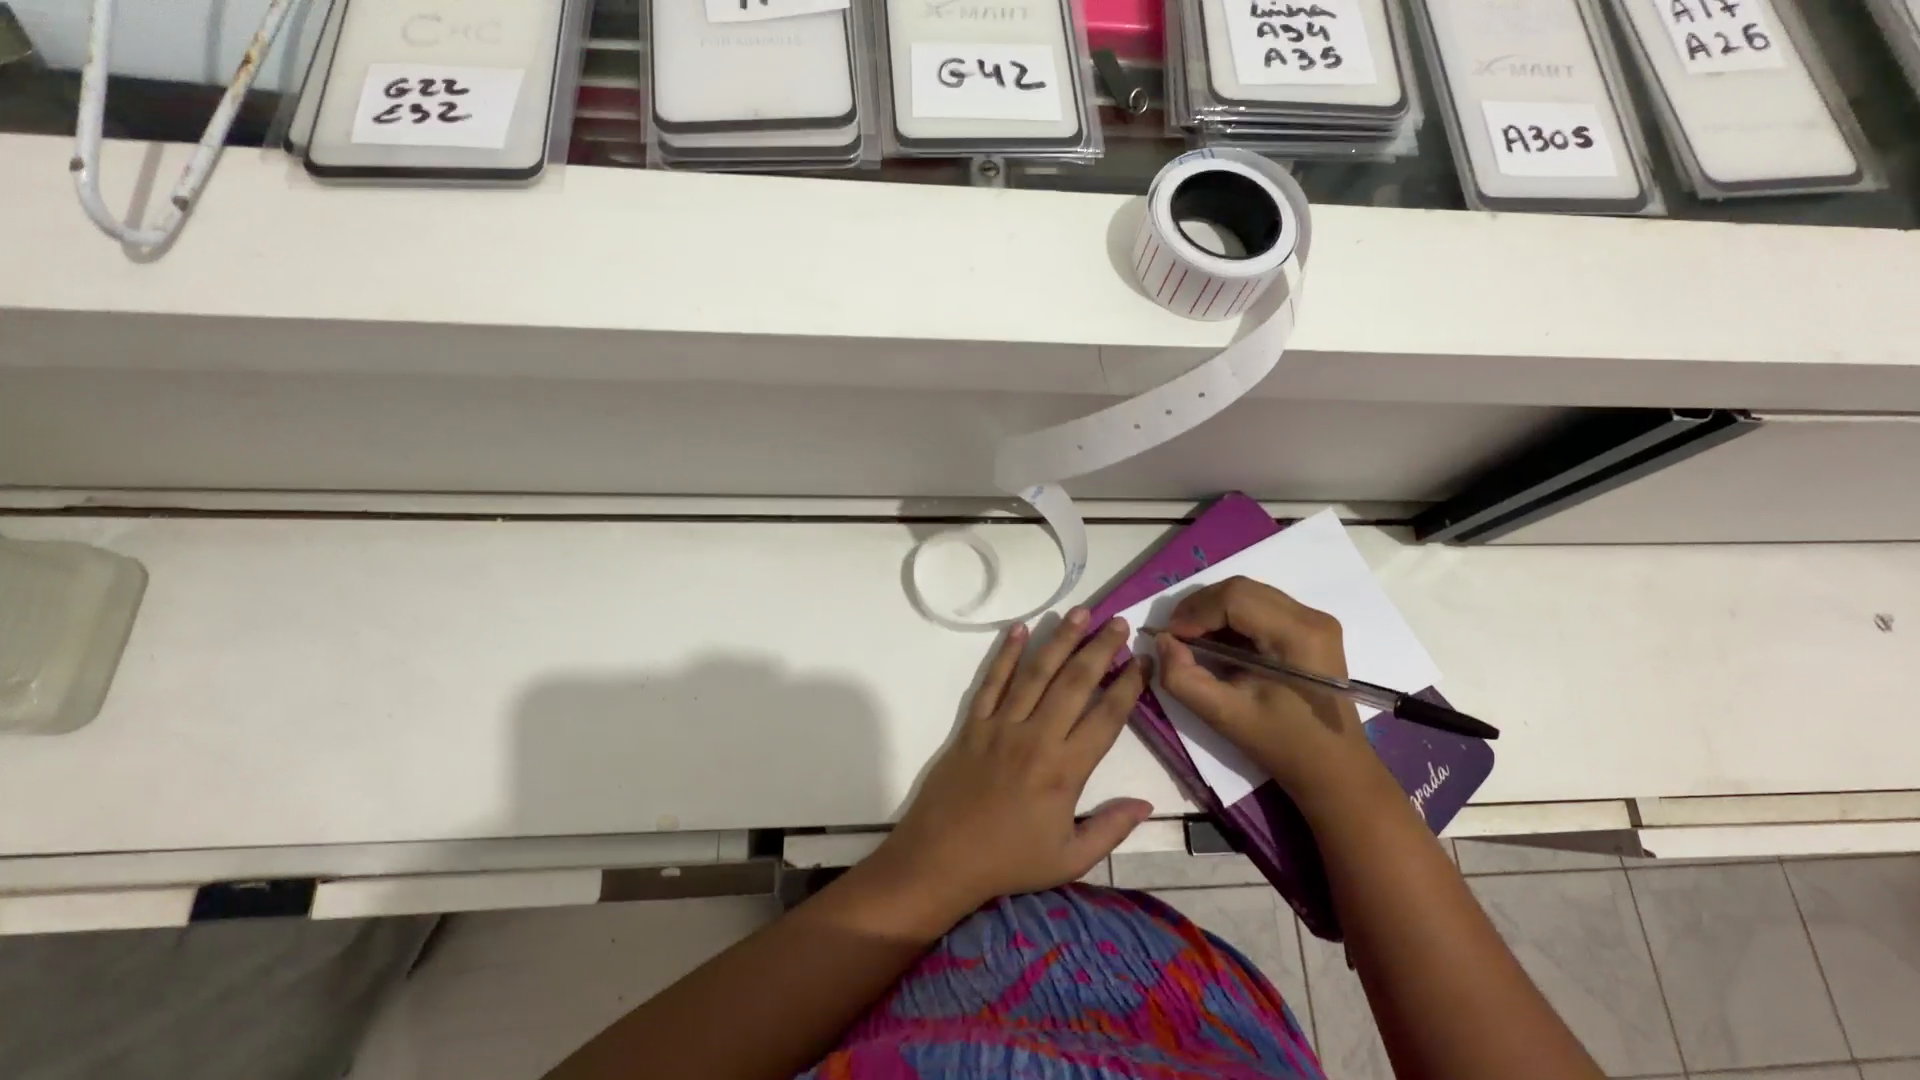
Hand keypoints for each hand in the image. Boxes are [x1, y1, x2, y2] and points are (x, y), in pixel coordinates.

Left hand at [864, 610, 1152, 930]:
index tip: (1143, 660)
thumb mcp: (1069, 861)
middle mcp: (1036, 738)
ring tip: (1080, 612)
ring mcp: (1001, 726)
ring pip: (1036, 673)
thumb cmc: (1008, 862)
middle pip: (1075, 683)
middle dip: (1100, 649)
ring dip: (1059, 640)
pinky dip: (1005, 654)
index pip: (1107, 717)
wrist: (941, 859)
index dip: (1129, 686)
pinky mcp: (972, 725)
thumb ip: (1110, 830)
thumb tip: (1146, 804)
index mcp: (1065, 770)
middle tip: (1118, 622)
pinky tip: (1019, 629)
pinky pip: (992, 682)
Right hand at [1154, 577, 1391, 813]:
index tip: (1170, 638)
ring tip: (1191, 638)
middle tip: (1174, 636)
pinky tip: (1216, 642)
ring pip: (1249, 594)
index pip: (1235, 598)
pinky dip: (1231, 618)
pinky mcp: (1310, 628)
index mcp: (1298, 635)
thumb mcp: (1224, 716)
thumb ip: (1182, 678)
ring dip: (1214, 611)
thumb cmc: (1282, 744)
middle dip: (1201, 608)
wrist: (1333, 767)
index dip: (1195, 612)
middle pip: (1242, 589)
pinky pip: (1261, 607)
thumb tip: (1162, 642)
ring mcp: (1315, 619)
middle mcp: (1312, 616)